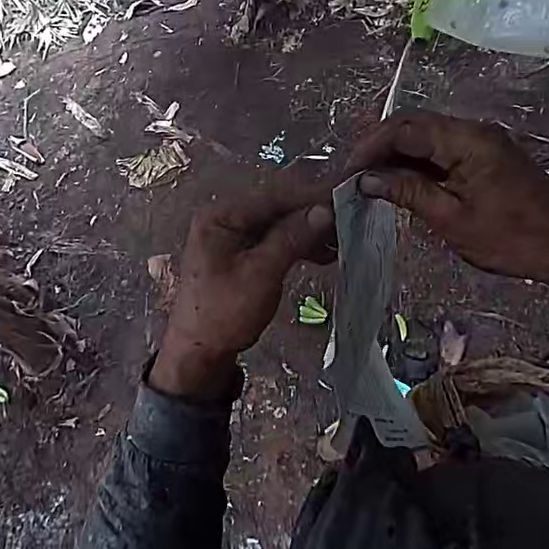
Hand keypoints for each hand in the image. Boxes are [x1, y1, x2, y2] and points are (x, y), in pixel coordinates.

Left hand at [153, 185, 334, 400]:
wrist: (199, 353)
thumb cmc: (225, 313)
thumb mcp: (261, 273)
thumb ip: (291, 238)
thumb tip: (324, 210)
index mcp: (220, 215)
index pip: (273, 196)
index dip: (311, 196)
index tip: (344, 195)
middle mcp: (224, 217)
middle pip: (276, 206)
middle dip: (312, 212)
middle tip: (349, 216)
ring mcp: (231, 235)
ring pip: (278, 223)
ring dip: (308, 230)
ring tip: (340, 239)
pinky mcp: (240, 252)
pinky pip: (273, 239)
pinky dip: (297, 245)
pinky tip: (323, 253)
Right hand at [347, 110, 548, 306]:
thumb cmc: (512, 239)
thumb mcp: (453, 220)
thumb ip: (408, 192)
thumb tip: (366, 180)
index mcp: (467, 140)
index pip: (406, 128)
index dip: (371, 145)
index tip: (347, 171)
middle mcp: (473, 130)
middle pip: (414, 124)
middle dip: (379, 145)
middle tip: (352, 173)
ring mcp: (481, 141)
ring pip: (426, 135)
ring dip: (396, 153)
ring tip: (368, 178)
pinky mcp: (485, 155)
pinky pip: (441, 149)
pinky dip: (416, 161)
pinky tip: (398, 180)